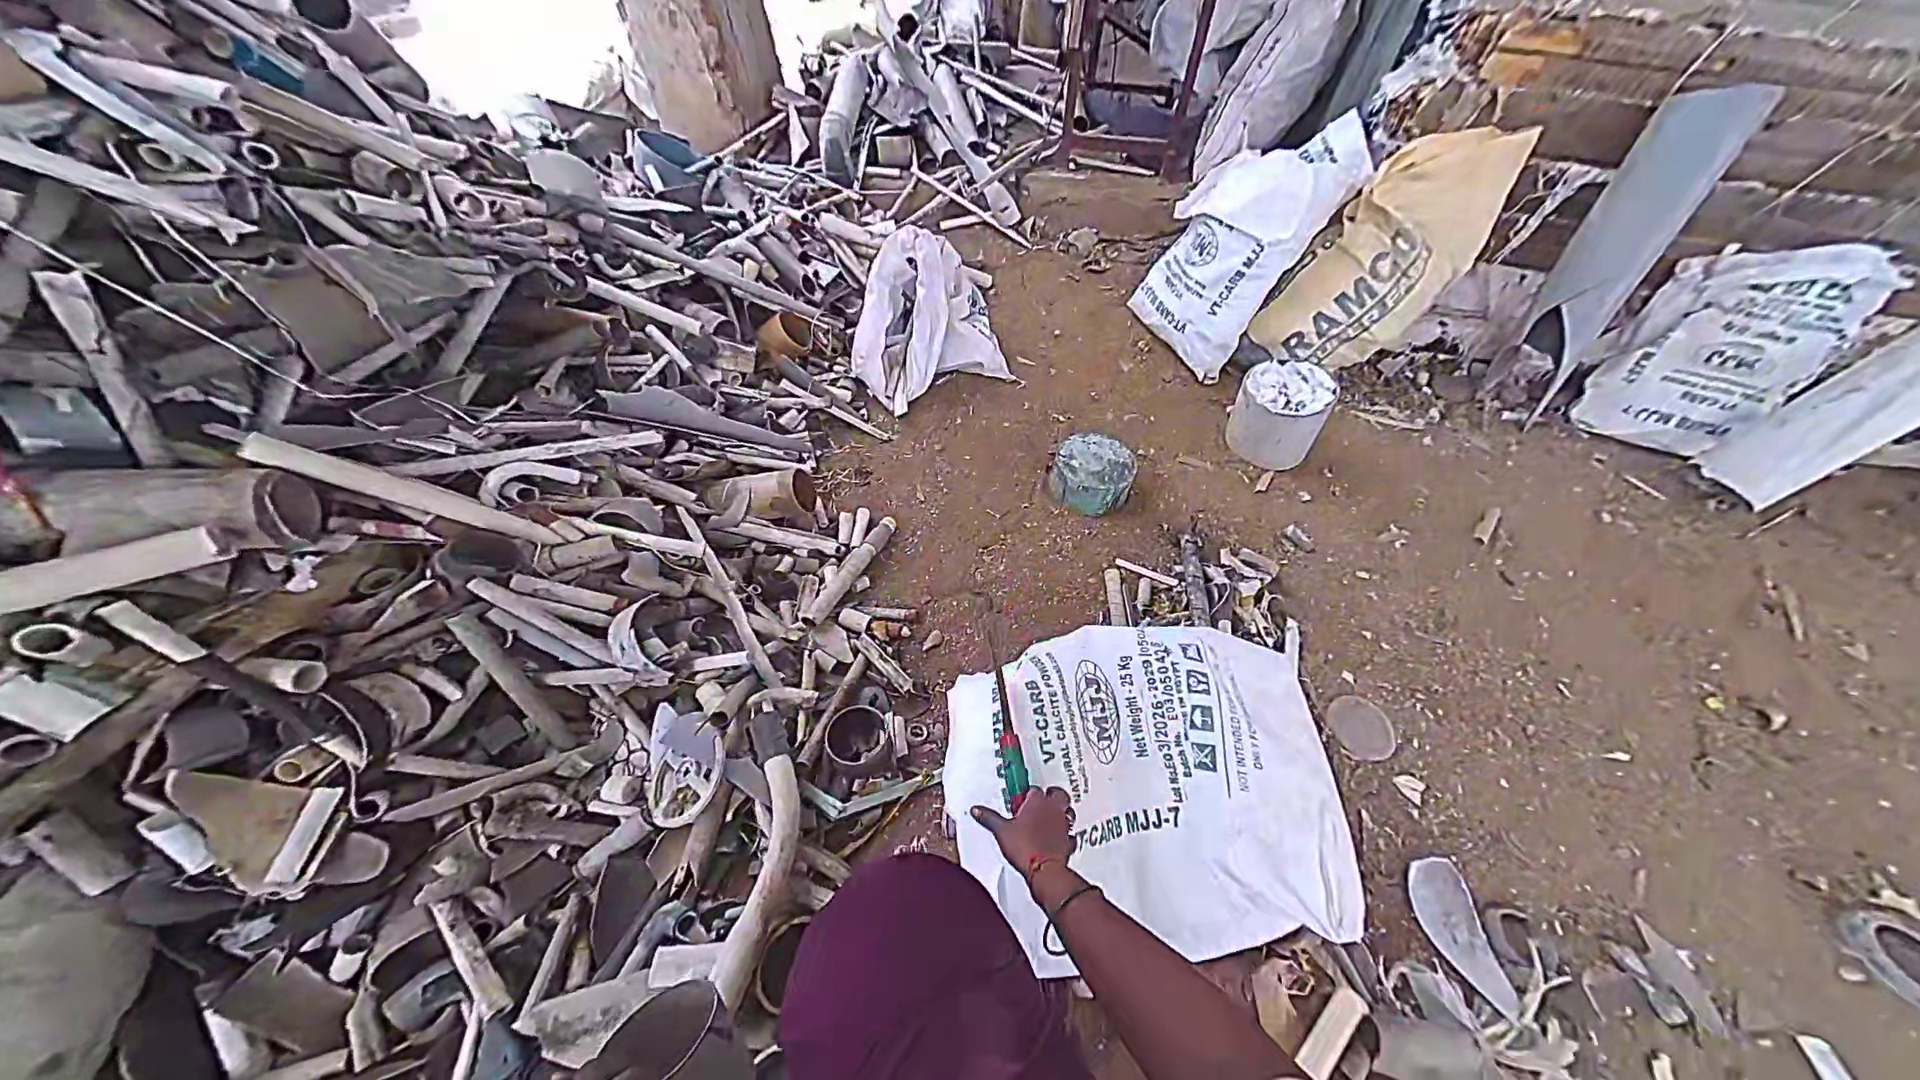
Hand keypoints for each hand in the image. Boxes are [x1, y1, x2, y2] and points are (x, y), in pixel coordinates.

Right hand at [971, 786, 1075, 879]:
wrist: (1044, 871)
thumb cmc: (1026, 848)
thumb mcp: (1001, 831)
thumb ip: (989, 818)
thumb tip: (978, 811)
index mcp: (1037, 802)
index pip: (1034, 790)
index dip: (1027, 795)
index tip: (1020, 802)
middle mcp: (1052, 810)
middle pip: (1058, 794)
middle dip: (1052, 795)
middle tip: (1043, 800)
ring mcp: (1062, 825)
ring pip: (1068, 811)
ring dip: (1062, 812)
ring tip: (1052, 816)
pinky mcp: (1068, 841)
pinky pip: (1071, 834)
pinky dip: (1066, 835)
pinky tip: (1060, 838)